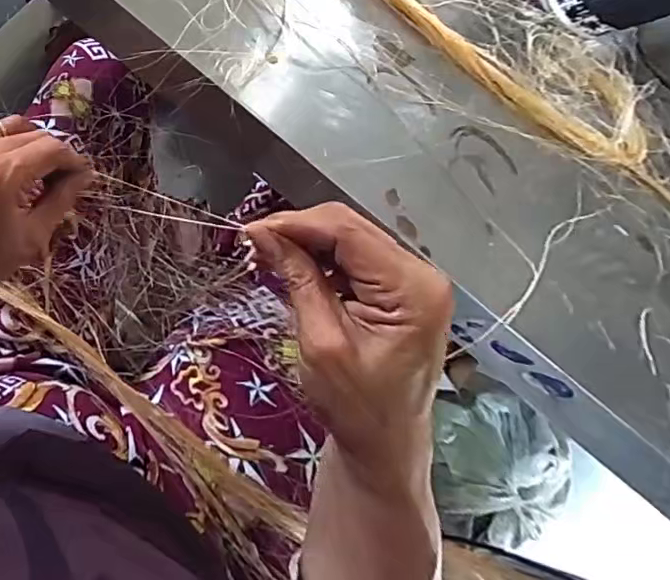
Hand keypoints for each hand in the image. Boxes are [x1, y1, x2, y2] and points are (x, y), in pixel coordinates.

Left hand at [0, 116, 92, 309]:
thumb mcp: (32, 236)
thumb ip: (60, 199)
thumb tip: (83, 176)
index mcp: (3, 172)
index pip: (52, 148)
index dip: (74, 161)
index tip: (85, 179)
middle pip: (35, 134)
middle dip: (57, 153)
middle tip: (68, 181)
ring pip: (14, 128)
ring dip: (35, 145)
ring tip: (44, 175)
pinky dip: (12, 144)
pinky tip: (18, 170)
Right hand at [245, 204, 451, 480]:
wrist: (384, 446)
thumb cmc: (356, 405)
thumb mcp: (320, 340)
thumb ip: (297, 278)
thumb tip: (261, 231)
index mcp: (412, 289)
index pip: (345, 230)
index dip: (292, 223)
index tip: (248, 232)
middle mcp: (420, 274)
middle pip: (346, 225)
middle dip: (295, 228)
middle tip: (252, 243)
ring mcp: (412, 280)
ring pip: (344, 234)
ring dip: (302, 238)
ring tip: (266, 253)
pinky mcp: (398, 287)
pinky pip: (350, 252)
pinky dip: (316, 252)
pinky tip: (291, 264)